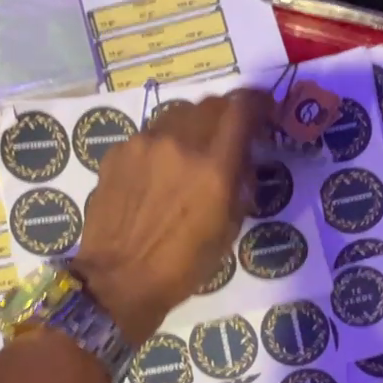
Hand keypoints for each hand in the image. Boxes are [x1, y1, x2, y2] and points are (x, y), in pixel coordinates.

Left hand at [72, 90, 269, 344]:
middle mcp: (180, 143)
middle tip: (228, 139)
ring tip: (191, 156)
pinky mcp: (118, 152)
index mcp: (214, 167)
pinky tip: (158, 175)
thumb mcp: (228, 230)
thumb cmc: (182, 267)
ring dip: (193, 127)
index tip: (263, 111)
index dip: (258, 102)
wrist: (119, 280)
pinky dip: (162, 145)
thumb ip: (239, 185)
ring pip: (178, 115)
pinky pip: (149, 135)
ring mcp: (144, 144)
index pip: (242, 108)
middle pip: (211, 105)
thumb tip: (241, 159)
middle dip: (226, 116)